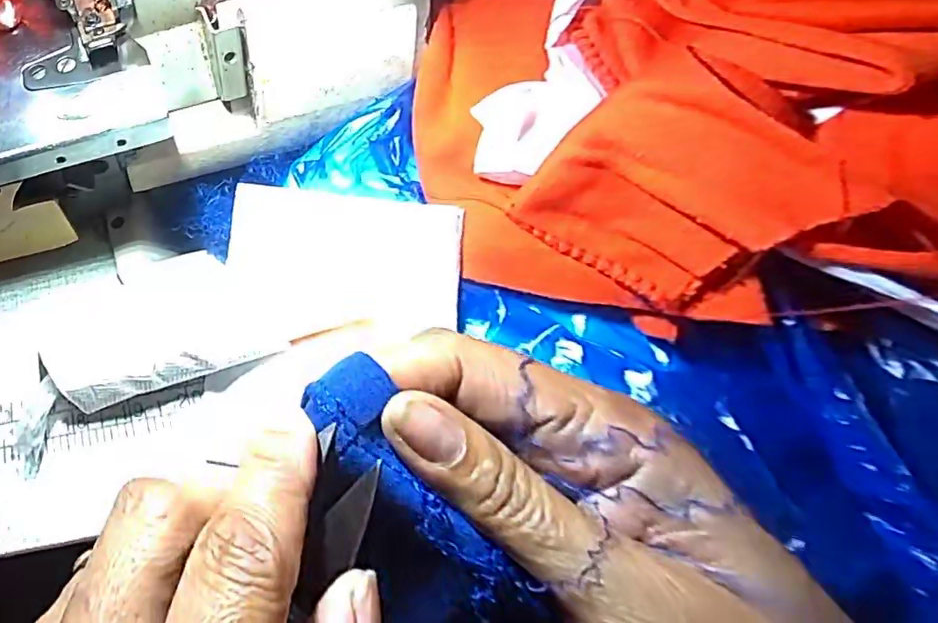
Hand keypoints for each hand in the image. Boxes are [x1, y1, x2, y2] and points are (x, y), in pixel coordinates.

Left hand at [36, 413, 381, 622]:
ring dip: (186, 508)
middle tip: (270, 500)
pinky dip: (147, 543)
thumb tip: (353, 583)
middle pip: (159, 507)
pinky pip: (93, 554)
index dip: (275, 484)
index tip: (298, 433)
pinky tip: (176, 575)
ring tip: (226, 538)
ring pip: (123, 518)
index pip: (233, 559)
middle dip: (224, 485)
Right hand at [376, 330, 847, 622]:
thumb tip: (398, 410)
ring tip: (334, 452)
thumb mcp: (616, 574)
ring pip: (451, 433)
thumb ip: (506, 492)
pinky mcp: (536, 523)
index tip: (338, 397)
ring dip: (394, 439)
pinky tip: (379, 489)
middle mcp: (563, 434)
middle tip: (321, 427)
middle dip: (388, 398)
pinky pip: (462, 485)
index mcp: (596, 422)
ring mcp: (548, 478)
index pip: (476, 363)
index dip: (404, 367)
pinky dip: (417, 485)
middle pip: (455, 389)